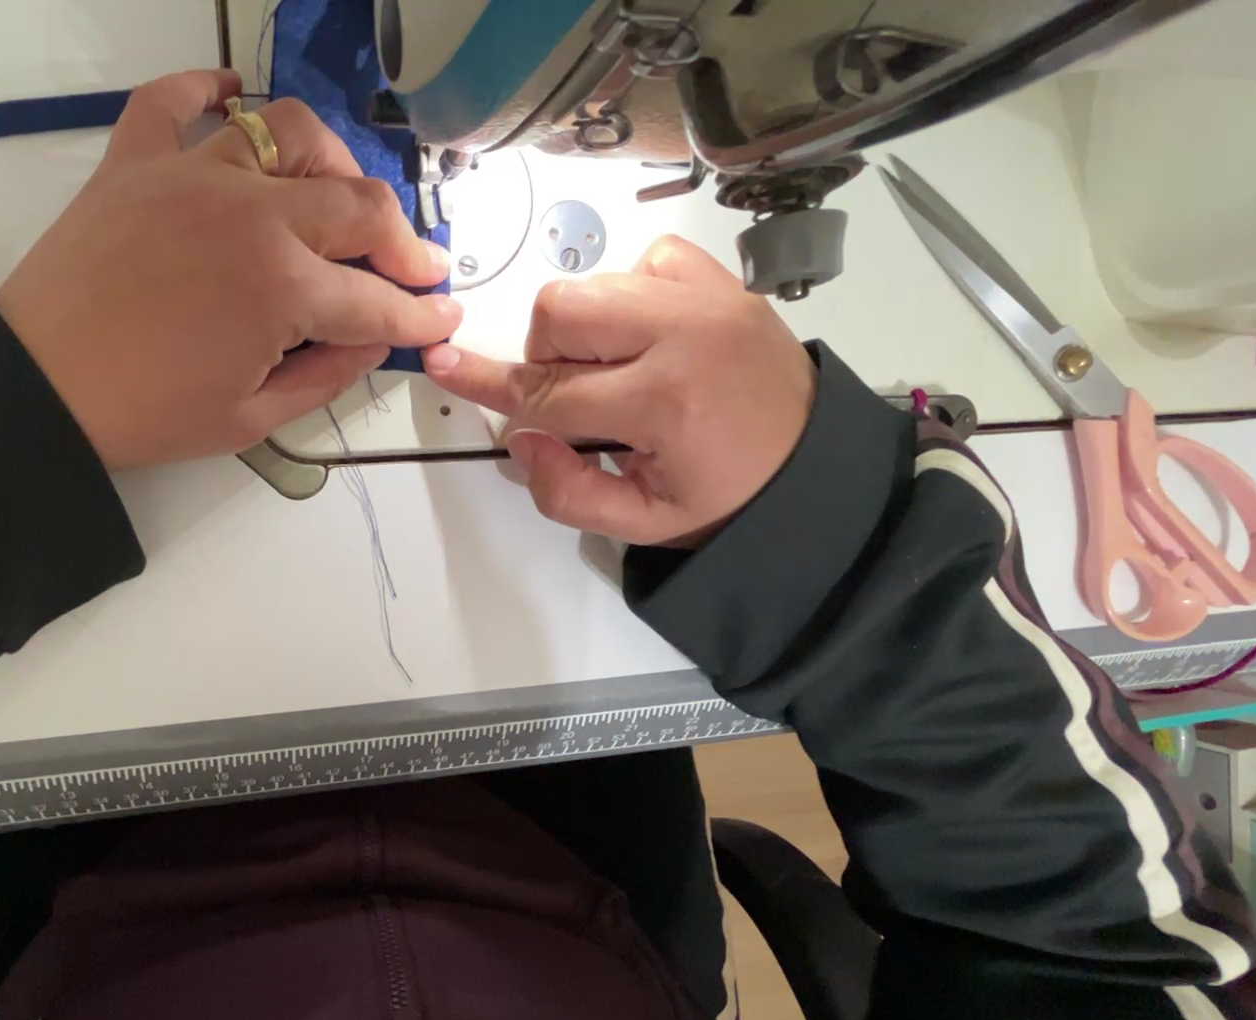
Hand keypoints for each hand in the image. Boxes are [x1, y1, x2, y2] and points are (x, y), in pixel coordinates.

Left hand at [0, 70, 460, 469]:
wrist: (38, 388)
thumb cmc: (149, 415)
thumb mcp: (253, 419)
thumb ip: (328, 374)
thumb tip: (373, 337)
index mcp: (283, 289)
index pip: (378, 298)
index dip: (421, 312)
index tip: (445, 315)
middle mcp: (252, 215)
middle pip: (357, 205)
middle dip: (403, 239)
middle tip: (414, 265)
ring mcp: (191, 175)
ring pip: (289, 133)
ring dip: (333, 162)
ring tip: (338, 196)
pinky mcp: (135, 161)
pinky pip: (176, 101)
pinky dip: (209, 89)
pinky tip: (232, 96)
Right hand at [424, 236, 814, 547]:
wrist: (815, 468)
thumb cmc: (725, 501)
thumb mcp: (641, 524)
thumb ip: (565, 492)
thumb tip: (521, 438)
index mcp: (662, 402)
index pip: (547, 392)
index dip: (487, 383)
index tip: (440, 361)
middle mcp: (681, 333)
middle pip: (559, 312)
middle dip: (544, 357)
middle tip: (574, 397)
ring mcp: (706, 296)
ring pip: (591, 282)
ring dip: (581, 330)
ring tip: (615, 371)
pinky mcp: (721, 278)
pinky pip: (644, 260)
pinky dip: (626, 295)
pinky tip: (646, 336)